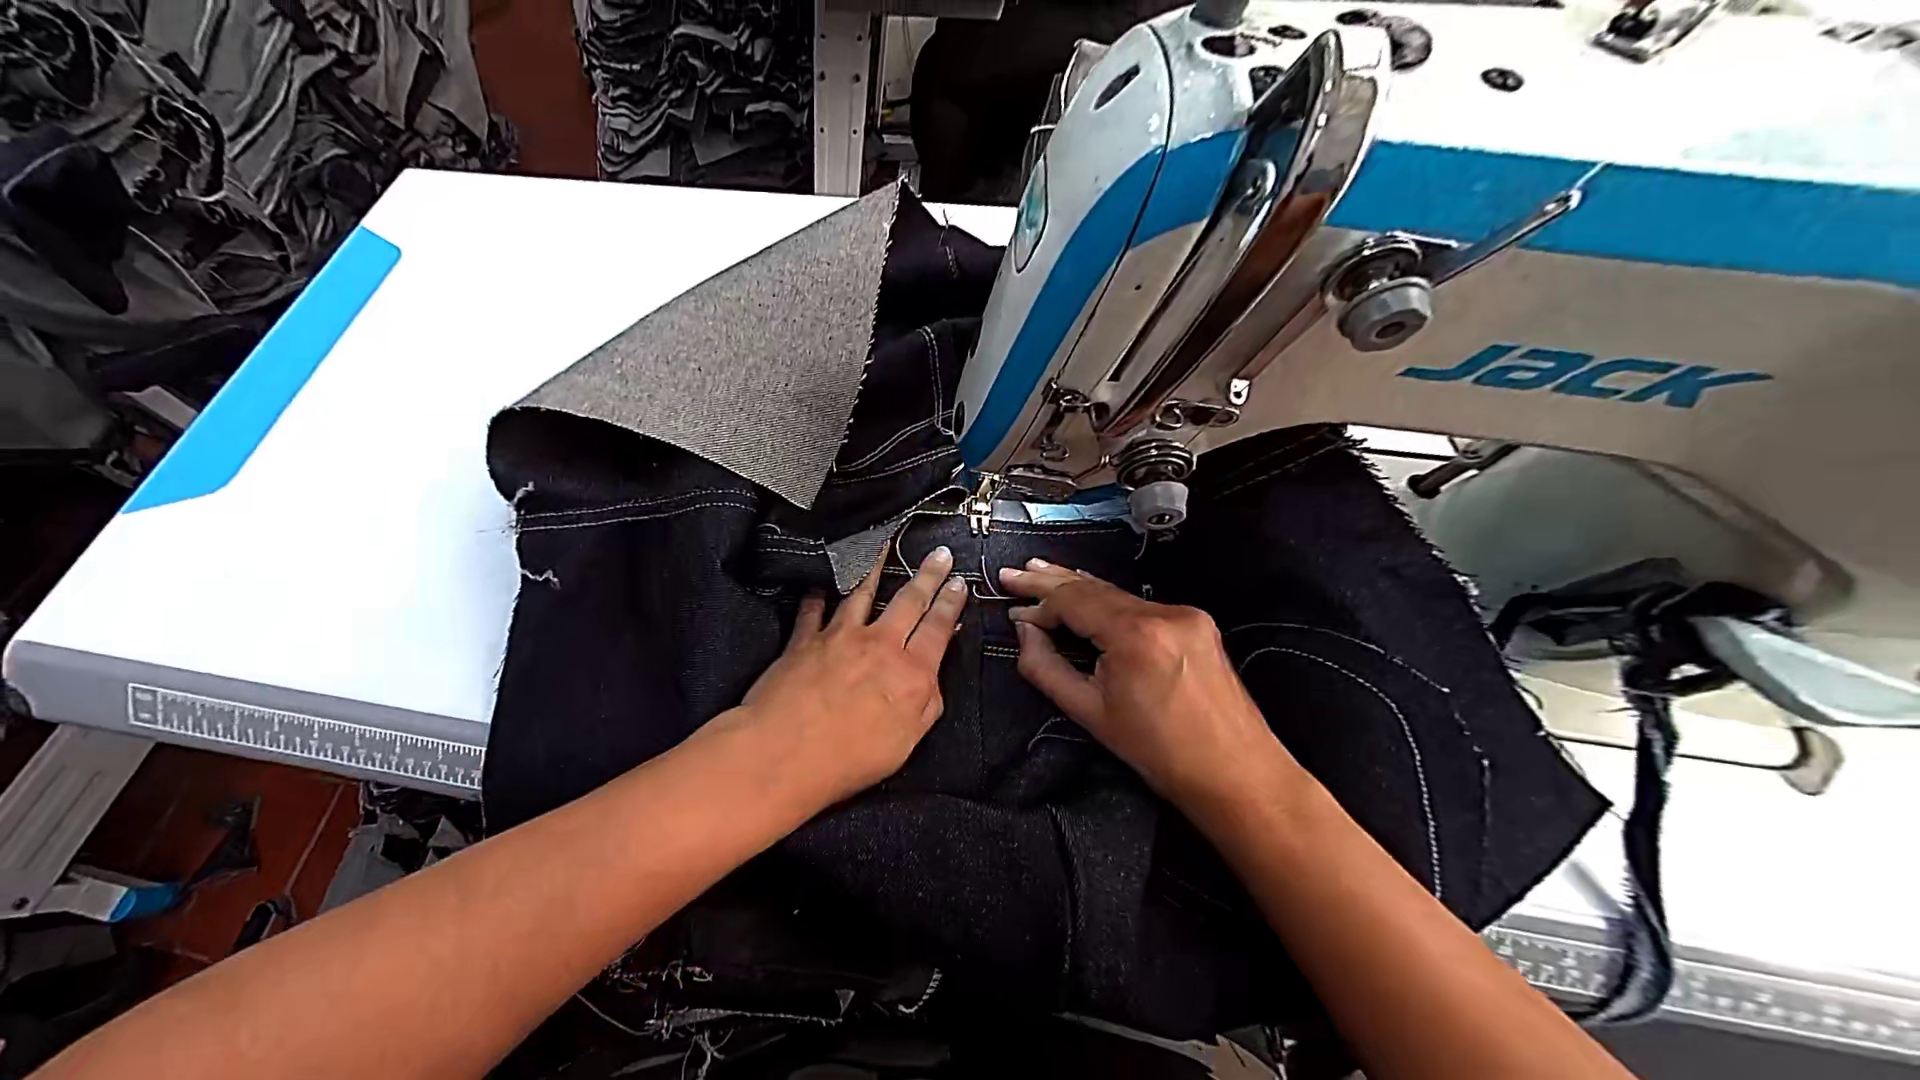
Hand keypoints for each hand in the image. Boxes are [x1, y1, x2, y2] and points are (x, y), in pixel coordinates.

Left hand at [739, 545, 968, 802]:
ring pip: (864, 593)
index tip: (959, 584)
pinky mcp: (805, 641)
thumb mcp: (906, 742)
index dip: (951, 602)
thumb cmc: (844, 758)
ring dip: (878, 569)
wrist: (782, 754)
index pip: (938, 627)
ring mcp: (839, 638)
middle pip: (910, 600)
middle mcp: (878, 645)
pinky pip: (814, 610)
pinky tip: (821, 586)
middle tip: (939, 555)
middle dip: (928, 574)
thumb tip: (932, 680)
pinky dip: (818, 596)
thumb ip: (926, 706)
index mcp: (909, 672)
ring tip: (886, 551)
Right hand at [998, 558, 1292, 812]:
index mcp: (1136, 635)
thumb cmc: (1162, 752)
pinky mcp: (1196, 622)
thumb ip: (1045, 667)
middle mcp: (1164, 614)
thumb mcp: (1089, 713)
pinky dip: (1108, 601)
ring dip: (1079, 587)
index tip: (1013, 606)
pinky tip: (1087, 595)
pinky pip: (1140, 604)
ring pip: (1117, 593)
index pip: (1073, 600)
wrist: (1235, 773)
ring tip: (1042, 573)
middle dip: (1051, 580)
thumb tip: (1025, 632)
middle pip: (1094, 587)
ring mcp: (1185, 614)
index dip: (1039, 601)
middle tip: (1016, 573)